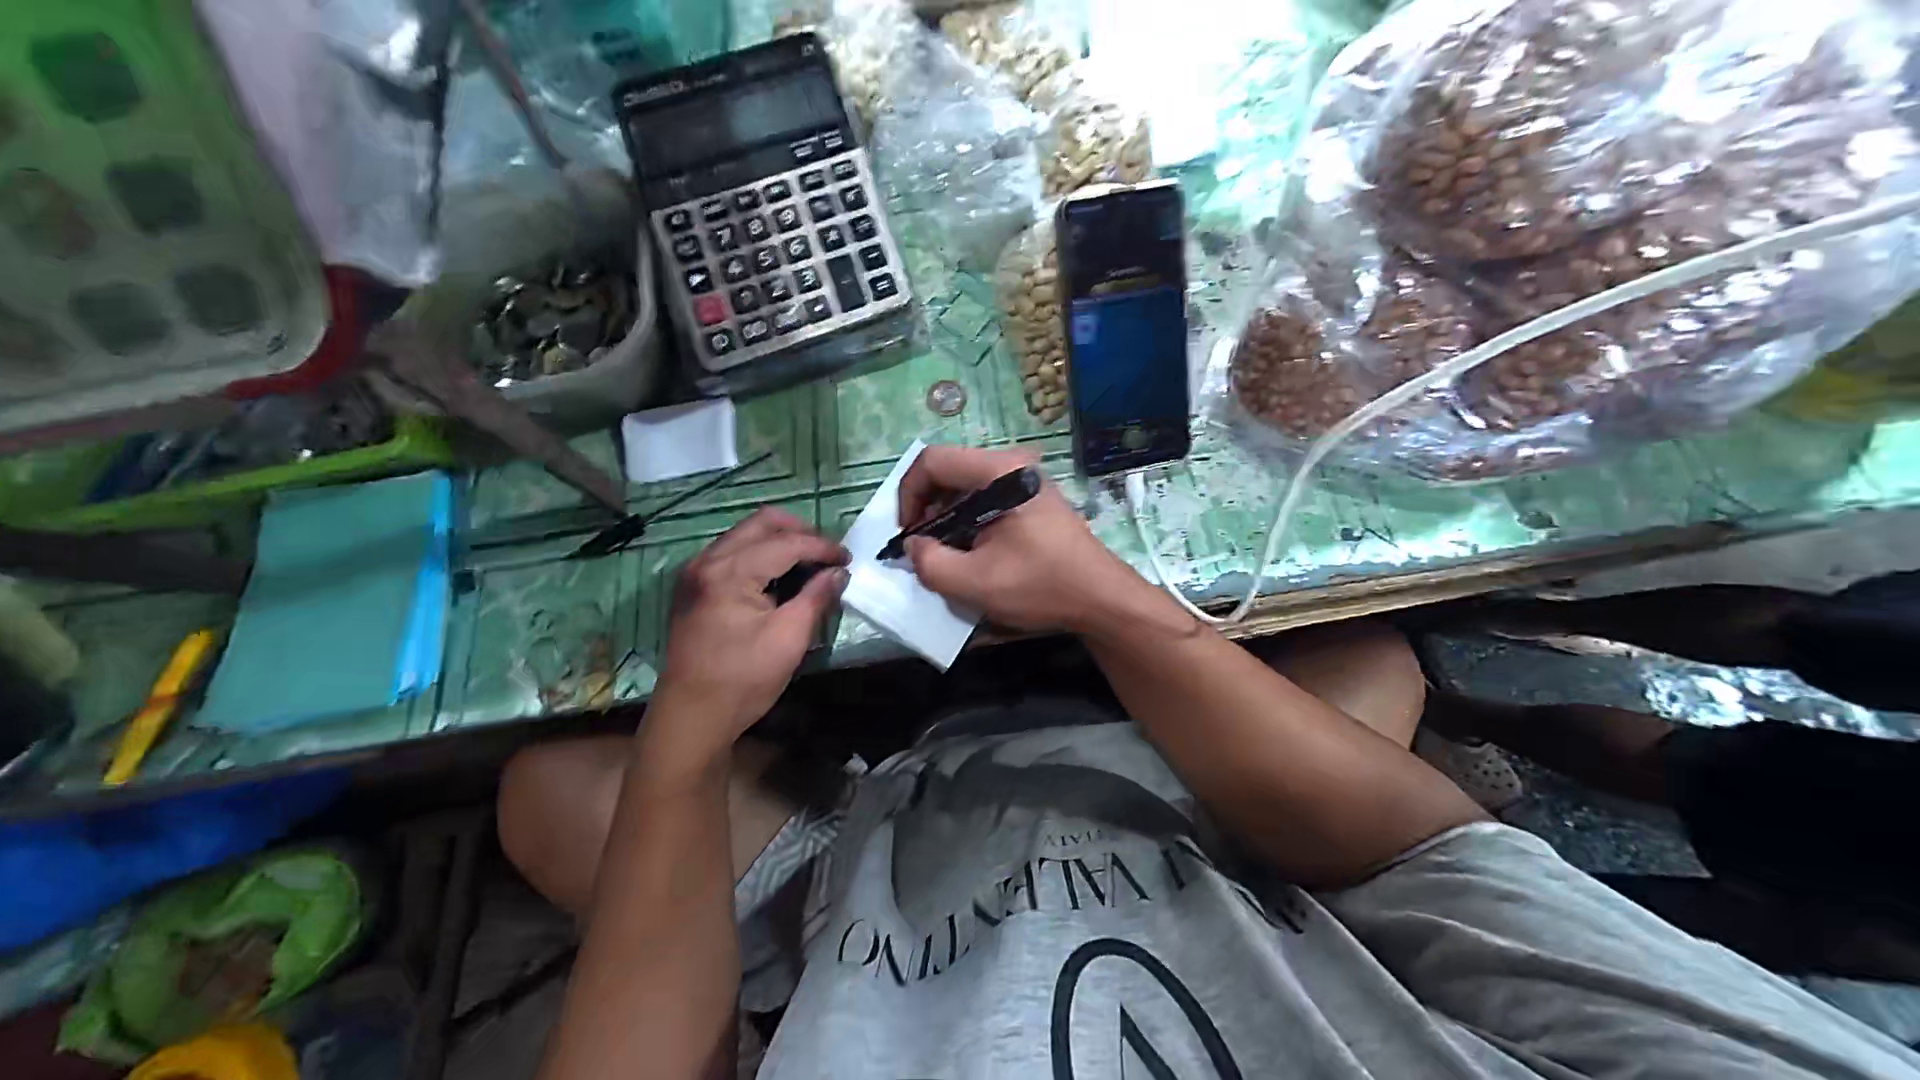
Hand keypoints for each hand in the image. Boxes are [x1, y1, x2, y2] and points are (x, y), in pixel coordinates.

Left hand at [651, 508, 847, 757]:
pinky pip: (732, 553)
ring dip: (780, 541)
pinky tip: (780, 577)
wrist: (691, 717)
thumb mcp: (789, 638)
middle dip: (800, 531)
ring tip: (809, 564)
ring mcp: (696, 572)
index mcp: (729, 571)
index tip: (848, 559)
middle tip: (827, 553)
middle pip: (761, 523)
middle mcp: (707, 561)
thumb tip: (839, 572)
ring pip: (745, 534)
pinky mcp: (694, 587)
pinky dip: (761, 554)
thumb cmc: (743, 680)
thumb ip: (816, 597)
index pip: (786, 543)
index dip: (822, 547)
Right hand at [897, 445, 1172, 634]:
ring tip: (945, 553)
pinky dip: (967, 520)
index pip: (932, 461)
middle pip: (949, 471)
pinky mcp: (1032, 498)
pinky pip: (985, 497)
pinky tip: (971, 551)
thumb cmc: (1042, 587)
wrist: (1102, 599)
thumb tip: (913, 546)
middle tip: (923, 546)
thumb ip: (930, 563)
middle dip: (926, 508)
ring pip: (965, 486)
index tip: (909, 534)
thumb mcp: (975, 583)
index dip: (909, 495)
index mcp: (1001, 472)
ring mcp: (1026, 480)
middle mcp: (1014, 465)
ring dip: (946, 516)